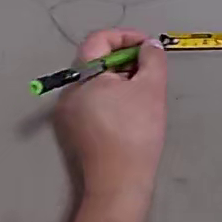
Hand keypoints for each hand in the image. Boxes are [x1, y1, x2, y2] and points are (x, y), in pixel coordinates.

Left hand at [53, 29, 167, 210]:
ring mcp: (69, 113)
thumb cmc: (135, 133)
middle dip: (126, 59)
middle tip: (149, 70)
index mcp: (82, 76)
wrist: (119, 184)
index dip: (125, 37)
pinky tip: (132, 113)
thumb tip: (149, 45)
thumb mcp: (151, 88)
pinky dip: (113, 97)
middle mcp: (69, 91)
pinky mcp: (75, 131)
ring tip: (144, 93)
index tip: (147, 47)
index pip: (99, 39)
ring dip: (121, 79)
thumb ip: (152, 58)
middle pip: (97, 61)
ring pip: (97, 83)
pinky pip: (94, 102)